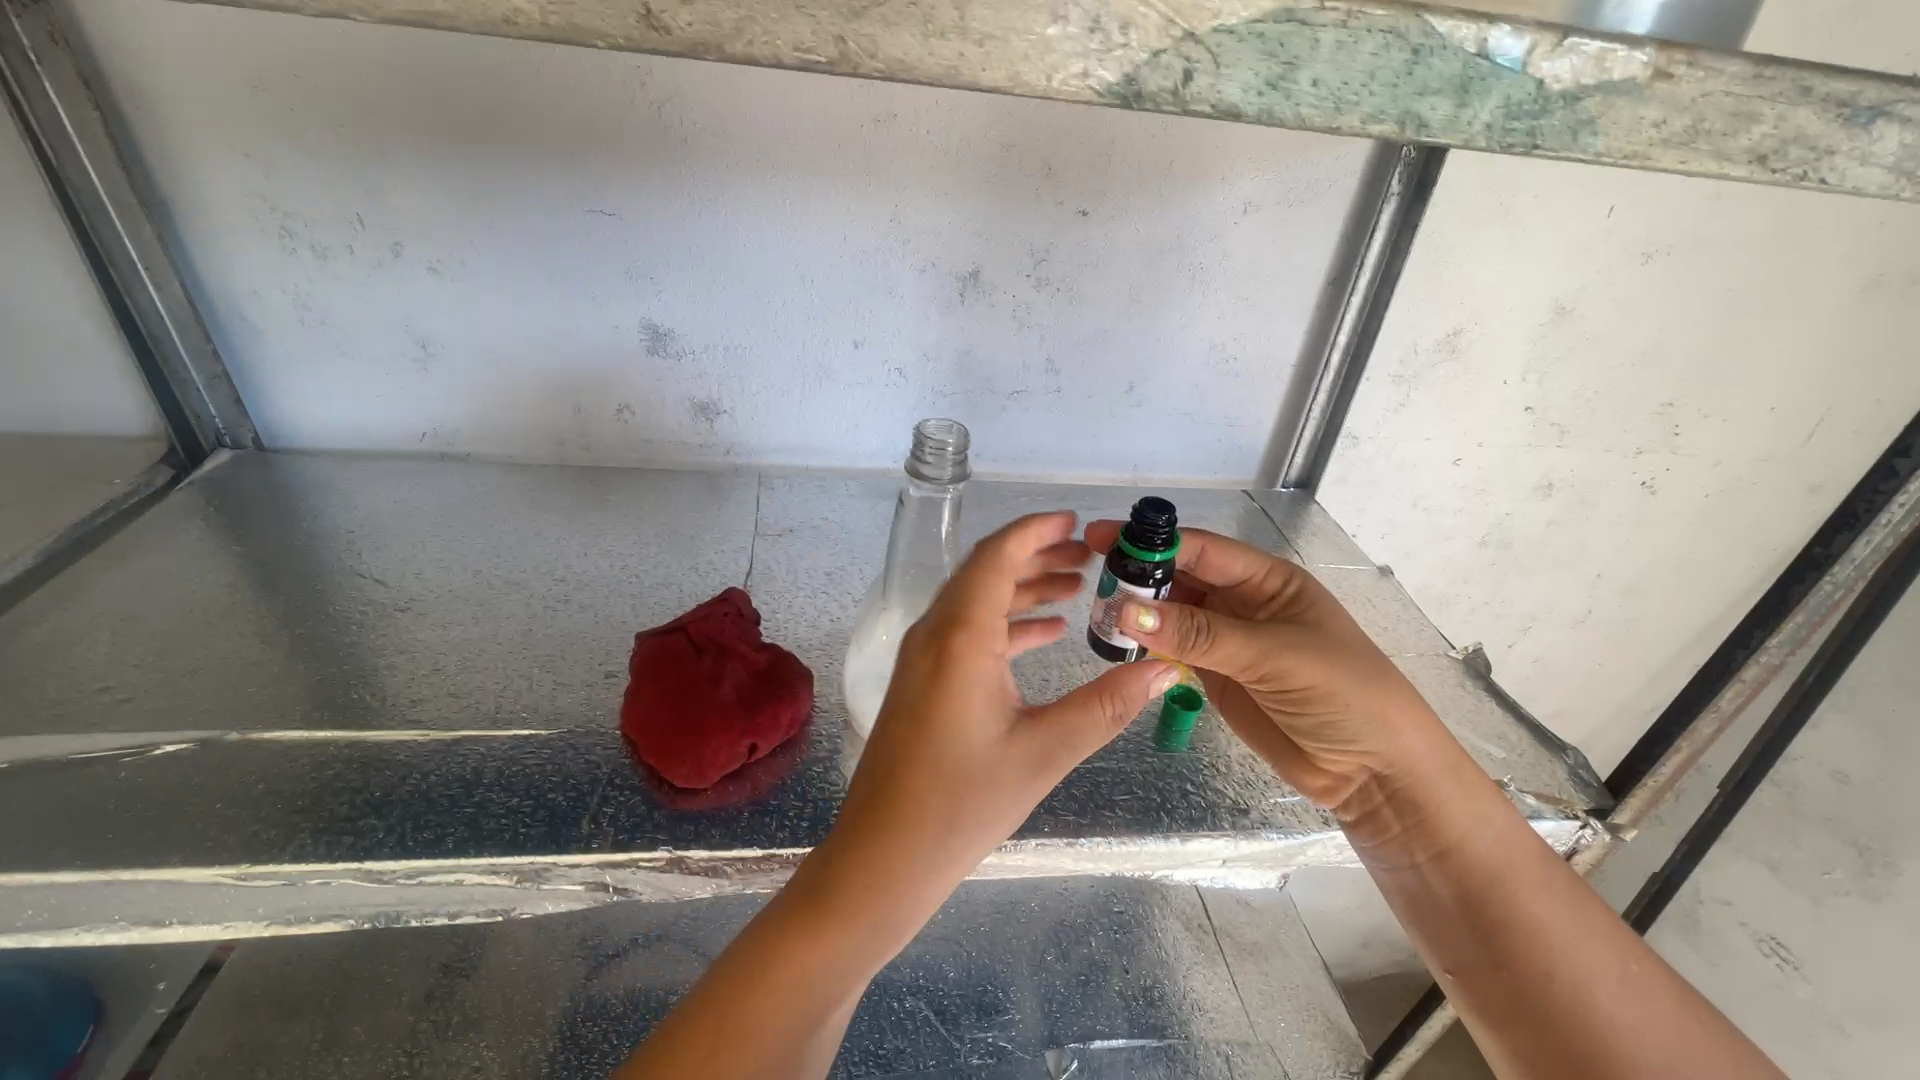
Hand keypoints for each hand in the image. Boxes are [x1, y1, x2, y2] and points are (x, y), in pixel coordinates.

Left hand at [826, 512, 1181, 903]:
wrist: (884, 855)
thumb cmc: (962, 802)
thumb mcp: (1044, 751)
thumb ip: (1106, 705)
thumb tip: (1166, 669)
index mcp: (961, 636)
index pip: (996, 557)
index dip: (1035, 531)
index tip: (1074, 521)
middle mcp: (935, 635)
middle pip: (985, 573)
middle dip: (1036, 557)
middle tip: (1088, 557)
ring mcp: (922, 660)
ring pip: (975, 603)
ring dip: (1022, 590)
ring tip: (1075, 590)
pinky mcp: (921, 684)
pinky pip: (966, 635)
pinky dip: (1005, 625)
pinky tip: (1043, 637)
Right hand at [1083, 521, 1450, 813]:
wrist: (1373, 771)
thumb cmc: (1343, 695)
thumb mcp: (1273, 656)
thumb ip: (1200, 634)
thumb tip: (1126, 612)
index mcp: (1268, 581)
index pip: (1201, 550)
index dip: (1152, 541)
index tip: (1100, 538)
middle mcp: (1244, 604)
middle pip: (1180, 578)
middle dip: (1138, 575)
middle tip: (1088, 578)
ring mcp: (1228, 642)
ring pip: (1172, 615)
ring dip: (1137, 613)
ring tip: (1093, 612)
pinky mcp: (1217, 678)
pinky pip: (1173, 653)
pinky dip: (1146, 648)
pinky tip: (1116, 645)